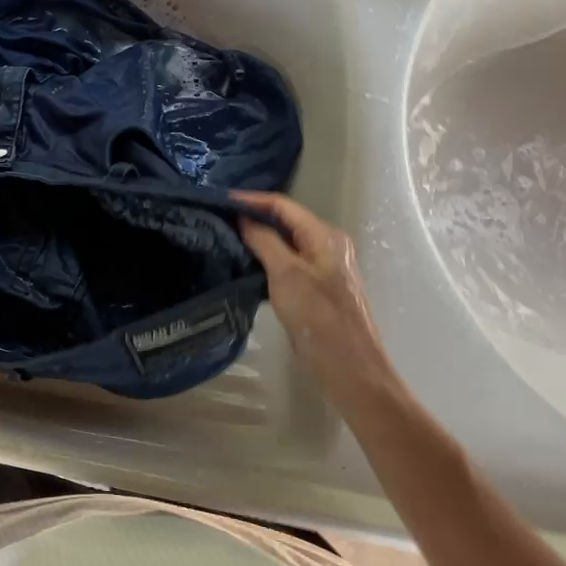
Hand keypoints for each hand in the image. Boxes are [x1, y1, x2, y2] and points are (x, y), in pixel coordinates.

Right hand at [233, 191, 400, 407]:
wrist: (348, 365)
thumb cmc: (318, 316)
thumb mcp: (286, 273)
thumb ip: (264, 241)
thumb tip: (244, 219)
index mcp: (325, 237)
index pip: (283, 205)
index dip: (251, 200)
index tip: (219, 200)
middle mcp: (327, 245)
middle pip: (285, 220)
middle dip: (252, 215)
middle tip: (217, 215)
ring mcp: (321, 266)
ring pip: (284, 240)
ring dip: (256, 235)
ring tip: (224, 234)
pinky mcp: (314, 286)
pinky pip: (285, 259)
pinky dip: (264, 254)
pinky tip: (242, 259)